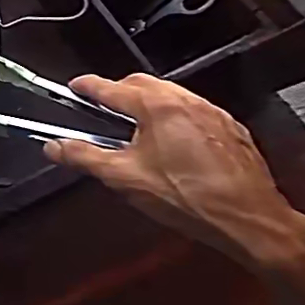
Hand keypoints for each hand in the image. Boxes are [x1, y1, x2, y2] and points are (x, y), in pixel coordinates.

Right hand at [43, 73, 304, 271]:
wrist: (251, 221)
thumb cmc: (186, 197)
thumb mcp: (125, 178)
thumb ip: (84, 157)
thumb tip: (53, 146)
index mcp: (157, 107)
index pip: (112, 88)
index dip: (88, 86)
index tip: (76, 86)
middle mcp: (186, 102)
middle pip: (143, 83)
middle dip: (119, 89)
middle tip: (103, 105)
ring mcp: (213, 114)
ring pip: (171, 94)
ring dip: (147, 101)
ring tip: (135, 124)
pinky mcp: (232, 129)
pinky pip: (193, 110)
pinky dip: (174, 115)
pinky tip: (171, 140)